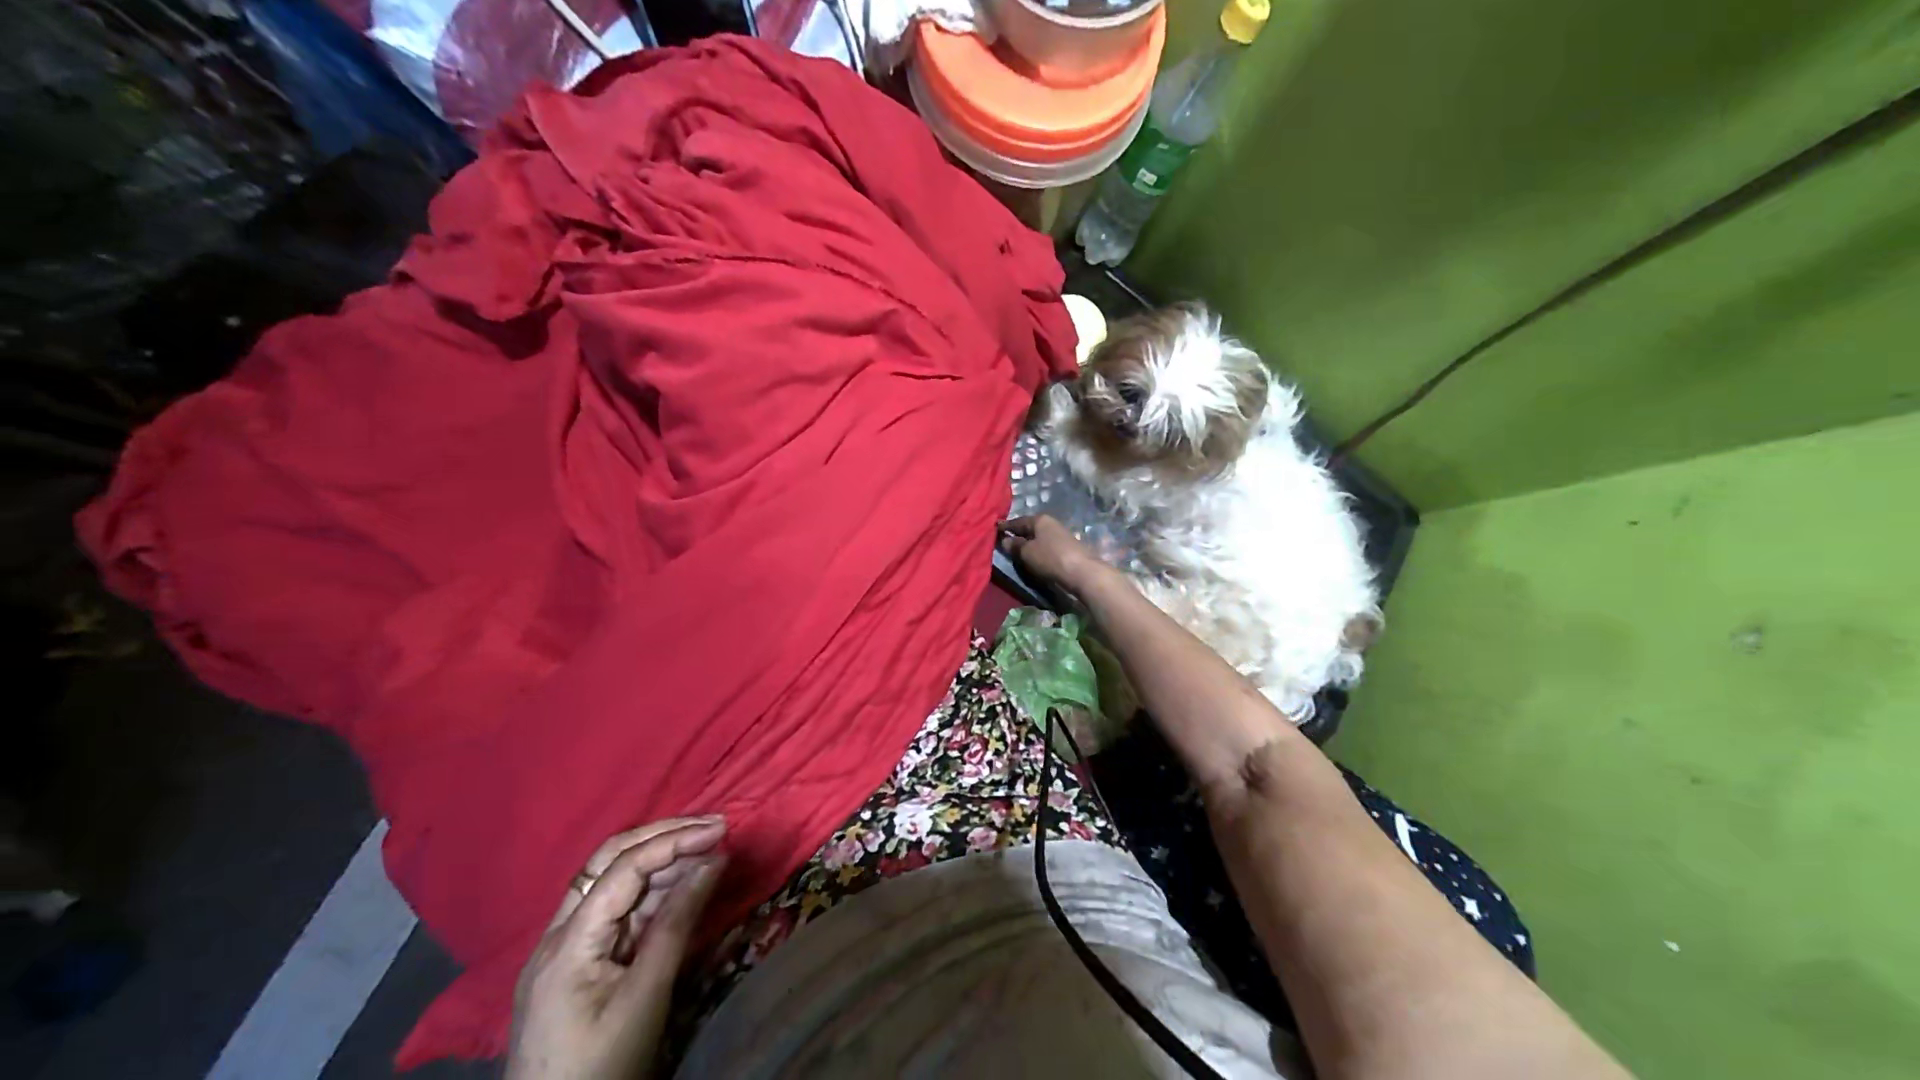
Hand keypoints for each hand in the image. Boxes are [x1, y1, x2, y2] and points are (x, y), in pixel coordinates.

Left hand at [506, 817, 727, 1079]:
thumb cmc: (601, 1068)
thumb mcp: (646, 996)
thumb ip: (677, 923)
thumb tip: (713, 861)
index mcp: (569, 940)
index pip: (624, 868)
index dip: (674, 840)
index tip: (721, 829)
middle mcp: (559, 933)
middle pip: (609, 862)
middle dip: (662, 836)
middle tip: (713, 827)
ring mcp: (564, 948)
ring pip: (611, 884)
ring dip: (659, 862)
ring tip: (706, 851)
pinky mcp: (576, 965)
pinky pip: (614, 913)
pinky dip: (650, 893)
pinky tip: (680, 887)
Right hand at [998, 515, 1106, 592]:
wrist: (1081, 571)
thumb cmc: (1050, 558)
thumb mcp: (1026, 552)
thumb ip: (1014, 545)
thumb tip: (1005, 540)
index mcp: (1039, 519)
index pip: (1017, 521)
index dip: (1005, 526)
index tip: (995, 529)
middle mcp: (1050, 523)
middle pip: (1029, 527)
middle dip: (1018, 533)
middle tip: (1005, 540)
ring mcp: (1060, 534)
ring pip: (1039, 536)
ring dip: (1029, 542)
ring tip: (1018, 550)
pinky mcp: (1067, 547)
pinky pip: (1046, 545)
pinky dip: (1038, 549)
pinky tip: (1034, 556)